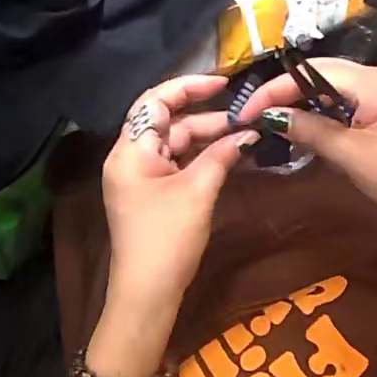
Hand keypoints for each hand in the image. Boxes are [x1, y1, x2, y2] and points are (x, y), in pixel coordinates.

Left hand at [101, 74, 257, 341]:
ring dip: (206, 138)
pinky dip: (200, 158)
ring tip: (245, 134)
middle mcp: (129, 159)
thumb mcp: (197, 192)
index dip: (187, 87)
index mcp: (129, 151)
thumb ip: (220, 155)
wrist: (147, 293)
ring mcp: (139, 178)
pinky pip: (176, 165)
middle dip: (205, 117)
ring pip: (174, 144)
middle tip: (246, 116)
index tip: (222, 83)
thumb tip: (247, 133)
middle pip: (166, 122)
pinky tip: (229, 154)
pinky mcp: (150, 195)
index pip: (154, 102)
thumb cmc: (167, 239)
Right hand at [234, 59, 376, 244]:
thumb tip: (269, 116)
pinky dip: (321, 121)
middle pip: (321, 77)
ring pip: (332, 95)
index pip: (313, 72)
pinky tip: (304, 137)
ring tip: (270, 127)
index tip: (244, 112)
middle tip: (252, 119)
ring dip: (301, 109)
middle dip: (285, 95)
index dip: (274, 90)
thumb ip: (310, 131)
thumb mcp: (353, 155)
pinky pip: (346, 112)